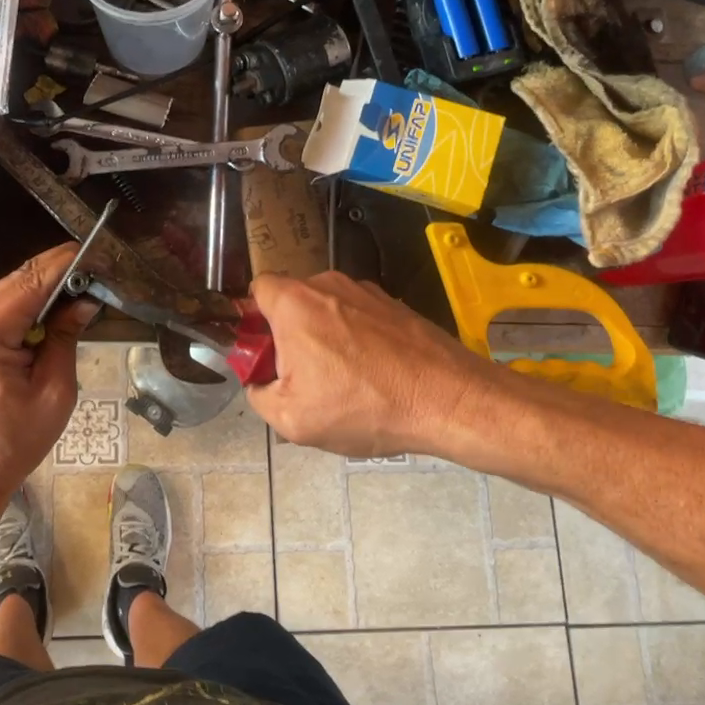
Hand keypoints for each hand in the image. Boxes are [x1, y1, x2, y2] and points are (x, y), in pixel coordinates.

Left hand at [0, 244, 99, 495]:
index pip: (34, 279)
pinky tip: (62, 306)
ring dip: (50, 285)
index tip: (104, 256)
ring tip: (90, 287)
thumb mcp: (55, 390)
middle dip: (62, 271)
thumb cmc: (14, 441)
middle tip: (104, 272)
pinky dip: (34, 300)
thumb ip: (67, 337)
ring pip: (15, 285)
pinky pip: (7, 303)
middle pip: (22, 275)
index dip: (69, 264)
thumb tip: (87, 300)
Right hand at [246, 271, 500, 458]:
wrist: (450, 401)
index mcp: (294, 302)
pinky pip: (359, 318)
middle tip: (302, 378)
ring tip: (343, 383)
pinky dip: (358, 341)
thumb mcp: (291, 419)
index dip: (253, 321)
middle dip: (289, 335)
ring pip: (327, 311)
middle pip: (292, 301)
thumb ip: (258, 394)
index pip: (257, 289)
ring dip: (324, 339)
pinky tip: (373, 377)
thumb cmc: (364, 407)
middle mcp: (327, 285)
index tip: (264, 355)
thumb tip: (259, 382)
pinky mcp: (395, 305)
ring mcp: (366, 292)